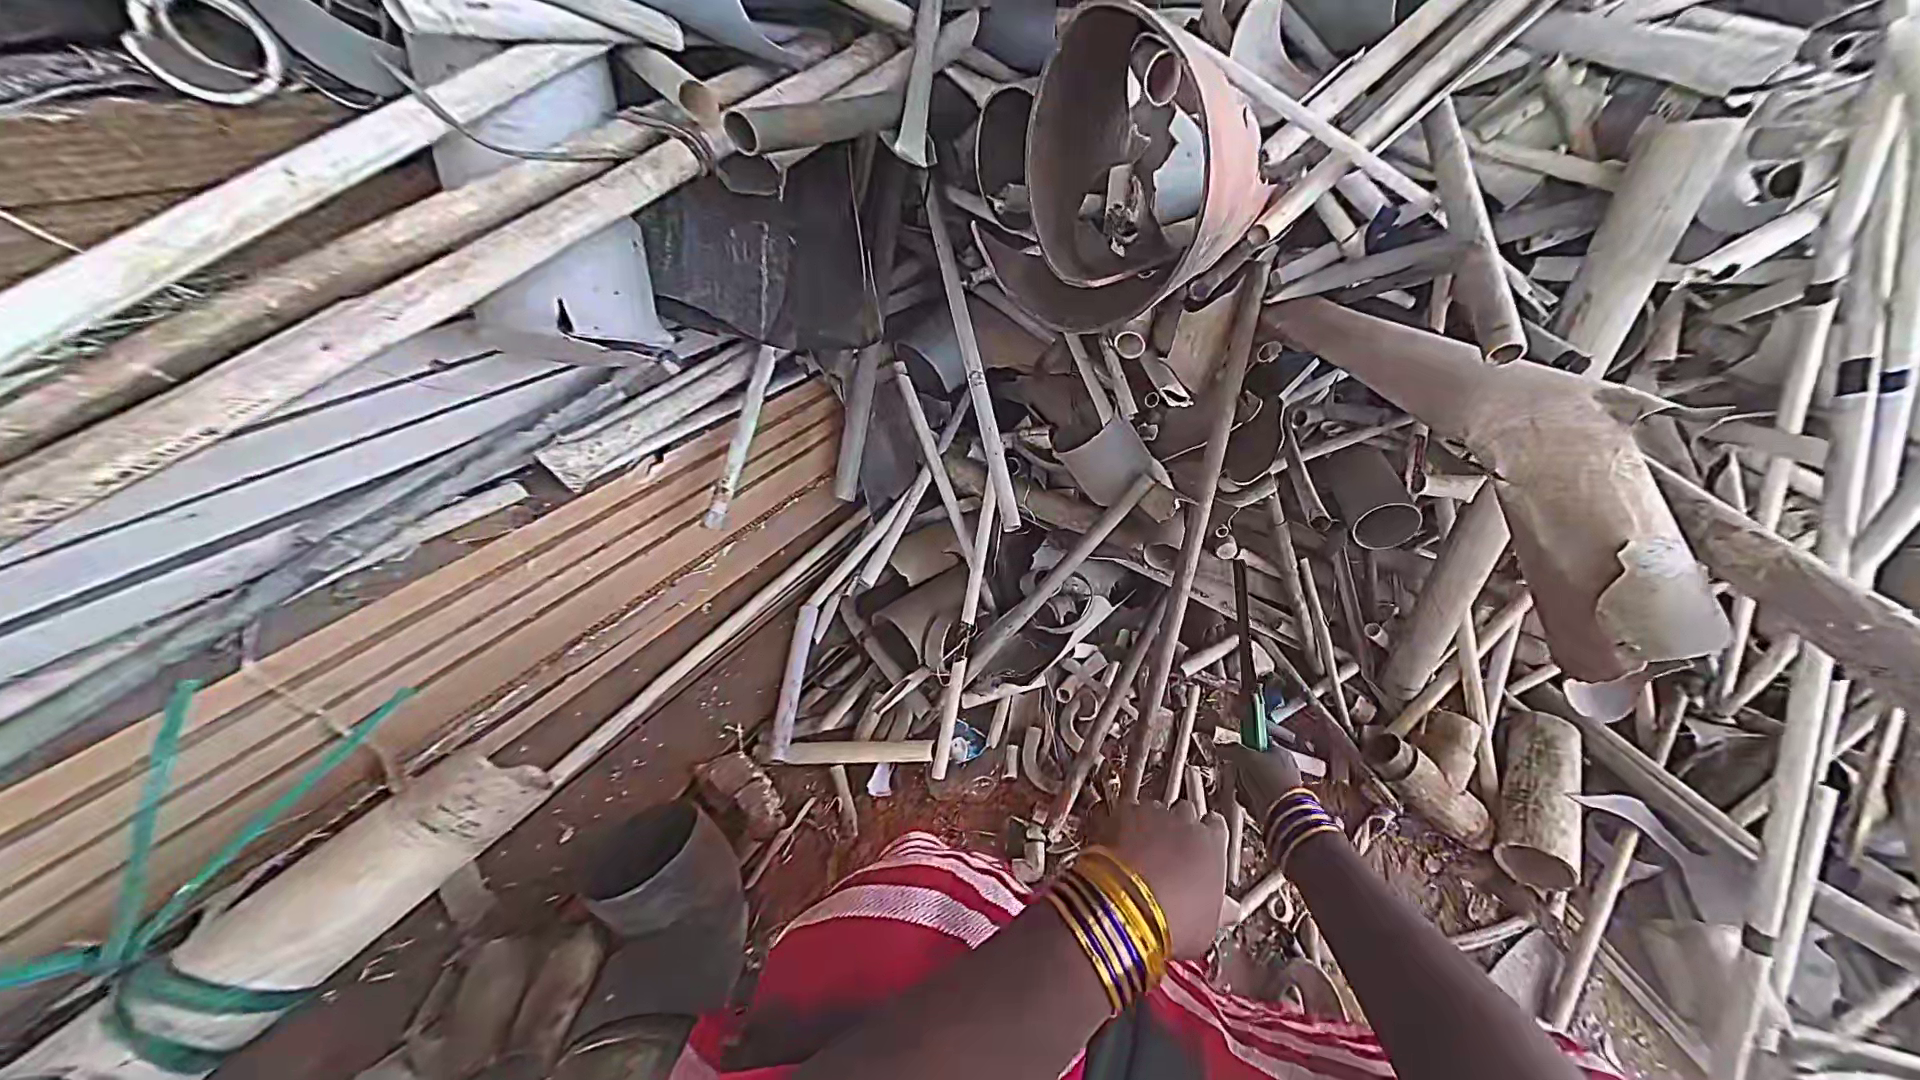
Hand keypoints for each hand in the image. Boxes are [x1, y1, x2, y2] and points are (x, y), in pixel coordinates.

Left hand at [1094, 800, 1227, 959]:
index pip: (1216, 826)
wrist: (1127, 906)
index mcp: (1213, 843)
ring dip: (1146, 823)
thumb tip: (1227, 909)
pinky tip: (1113, 839)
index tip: (1200, 850)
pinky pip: (1121, 808)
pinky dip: (1117, 821)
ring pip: (1152, 808)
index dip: (1206, 838)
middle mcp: (1184, 819)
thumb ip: (1220, 906)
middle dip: (1176, 827)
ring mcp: (1150, 811)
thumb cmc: (1172, 919)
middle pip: (1184, 812)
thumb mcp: (1209, 923)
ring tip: (1137, 849)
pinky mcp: (1119, 811)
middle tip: (1167, 852)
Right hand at [1223, 744, 1302, 827]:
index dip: (1245, 747)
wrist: (1282, 812)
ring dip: (1243, 786)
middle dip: (1241, 771)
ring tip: (1244, 789)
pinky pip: (1255, 798)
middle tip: (1238, 772)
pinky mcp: (1276, 804)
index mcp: (1281, 753)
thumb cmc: (1272, 781)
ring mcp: (1280, 788)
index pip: (1259, 743)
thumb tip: (1222, 747)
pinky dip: (1249, 800)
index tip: (1235, 750)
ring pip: (1251, 783)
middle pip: (1252, 765)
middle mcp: (1283, 770)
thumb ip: (1232, 749)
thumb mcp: (1245, 757)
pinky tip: (1250, 800)